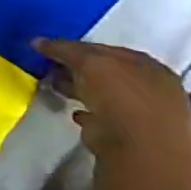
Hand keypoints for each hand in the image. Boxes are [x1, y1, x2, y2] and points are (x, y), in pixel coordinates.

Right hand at [34, 38, 190, 165]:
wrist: (138, 147)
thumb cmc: (120, 97)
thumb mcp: (89, 63)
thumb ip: (64, 49)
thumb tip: (38, 42)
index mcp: (150, 66)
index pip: (108, 50)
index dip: (77, 47)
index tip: (49, 50)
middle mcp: (152, 87)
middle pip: (107, 72)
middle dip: (78, 69)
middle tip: (48, 68)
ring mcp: (144, 112)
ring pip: (104, 93)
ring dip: (81, 90)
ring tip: (55, 89)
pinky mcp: (130, 134)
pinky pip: (103, 116)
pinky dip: (88, 112)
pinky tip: (75, 113)